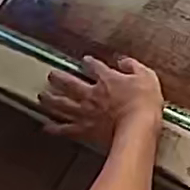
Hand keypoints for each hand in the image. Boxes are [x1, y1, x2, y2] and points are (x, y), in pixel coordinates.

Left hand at [37, 55, 162, 145]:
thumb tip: (124, 61)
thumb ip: (134, 67)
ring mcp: (85, 112)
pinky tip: (46, 127)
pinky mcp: (84, 129)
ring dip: (50, 100)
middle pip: (69, 83)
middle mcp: (91, 93)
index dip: (89, 62)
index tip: (85, 60)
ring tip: (42, 97)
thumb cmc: (144, 102)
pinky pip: (65, 128)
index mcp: (107, 79)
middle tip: (51, 75)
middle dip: (59, 78)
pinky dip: (54, 128)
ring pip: (61, 104)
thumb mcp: (147, 77)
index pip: (94, 66)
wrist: (137, 126)